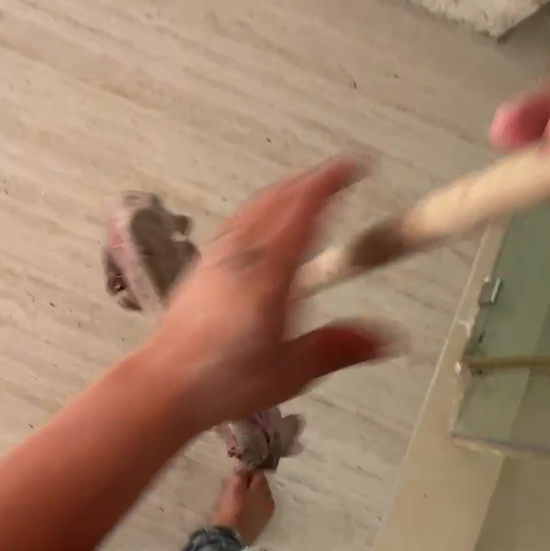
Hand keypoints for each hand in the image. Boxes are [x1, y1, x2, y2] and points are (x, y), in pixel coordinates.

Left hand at [141, 157, 393, 432]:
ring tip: (301, 195)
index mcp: (270, 271)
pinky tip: (258, 228)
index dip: (330, 181)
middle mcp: (241, 255)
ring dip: (281, 194)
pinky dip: (257, 212)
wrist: (163, 383)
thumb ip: (337, 348)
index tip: (353, 167)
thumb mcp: (291, 371)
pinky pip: (234, 225)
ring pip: (252, 209)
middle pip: (277, 200)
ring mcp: (216, 258)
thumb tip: (386, 339)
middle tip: (335, 178)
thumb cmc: (224, 380)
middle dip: (308, 182)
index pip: (304, 208)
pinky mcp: (200, 270)